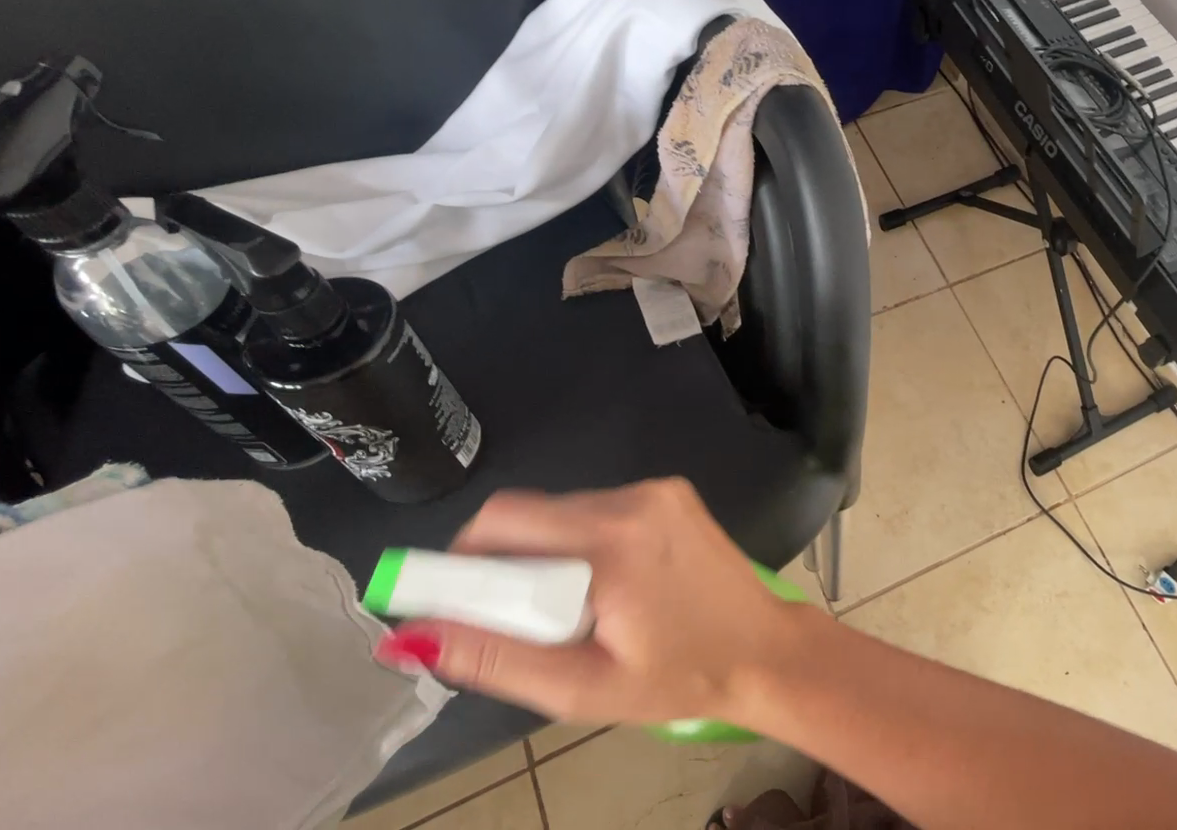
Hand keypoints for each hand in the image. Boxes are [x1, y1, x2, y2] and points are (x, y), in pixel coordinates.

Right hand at [374, 478, 808, 725]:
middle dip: (505, 561)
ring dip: (548, 551)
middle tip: (520, 618)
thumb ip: (493, 657)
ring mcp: (659, 490)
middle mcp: (634, 500)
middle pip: (532, 512)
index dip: (464, 559)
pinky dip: (584, 540)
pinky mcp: (674, 492)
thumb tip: (409, 636)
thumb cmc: (680, 679)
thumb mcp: (580, 686)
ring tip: (572, 609)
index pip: (504, 522)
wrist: (767, 651)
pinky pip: (601, 507)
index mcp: (611, 543)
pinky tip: (607, 585)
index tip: (456, 601)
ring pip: (565, 509)